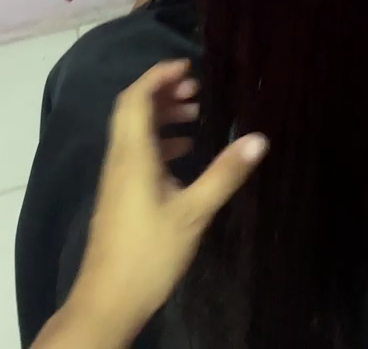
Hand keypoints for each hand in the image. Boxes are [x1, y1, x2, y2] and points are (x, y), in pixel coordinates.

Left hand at [32, 60, 268, 347]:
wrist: (107, 301)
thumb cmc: (150, 252)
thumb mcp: (194, 212)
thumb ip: (225, 173)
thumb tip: (259, 139)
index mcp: (134, 153)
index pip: (137, 97)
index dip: (159, 75)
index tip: (188, 66)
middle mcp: (121, 157)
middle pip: (133, 108)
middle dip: (163, 91)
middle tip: (196, 88)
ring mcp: (117, 177)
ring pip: (134, 130)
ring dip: (161, 115)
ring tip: (195, 115)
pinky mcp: (120, 194)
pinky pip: (136, 151)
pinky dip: (158, 140)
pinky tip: (183, 153)